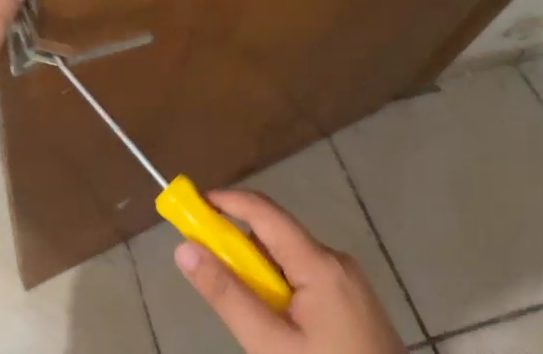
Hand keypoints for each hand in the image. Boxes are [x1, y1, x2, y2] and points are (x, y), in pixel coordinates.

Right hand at [176, 190, 405, 353]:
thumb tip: (184, 248)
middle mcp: (337, 262)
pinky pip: (308, 283)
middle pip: (276, 238)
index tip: (187, 208)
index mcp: (319, 264)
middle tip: (212, 280)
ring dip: (260, 278)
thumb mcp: (271, 346)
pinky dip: (282, 294)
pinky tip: (281, 334)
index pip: (263, 212)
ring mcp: (351, 285)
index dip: (223, 202)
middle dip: (238, 250)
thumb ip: (228, 295)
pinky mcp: (357, 307)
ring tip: (253, 325)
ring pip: (291, 264)